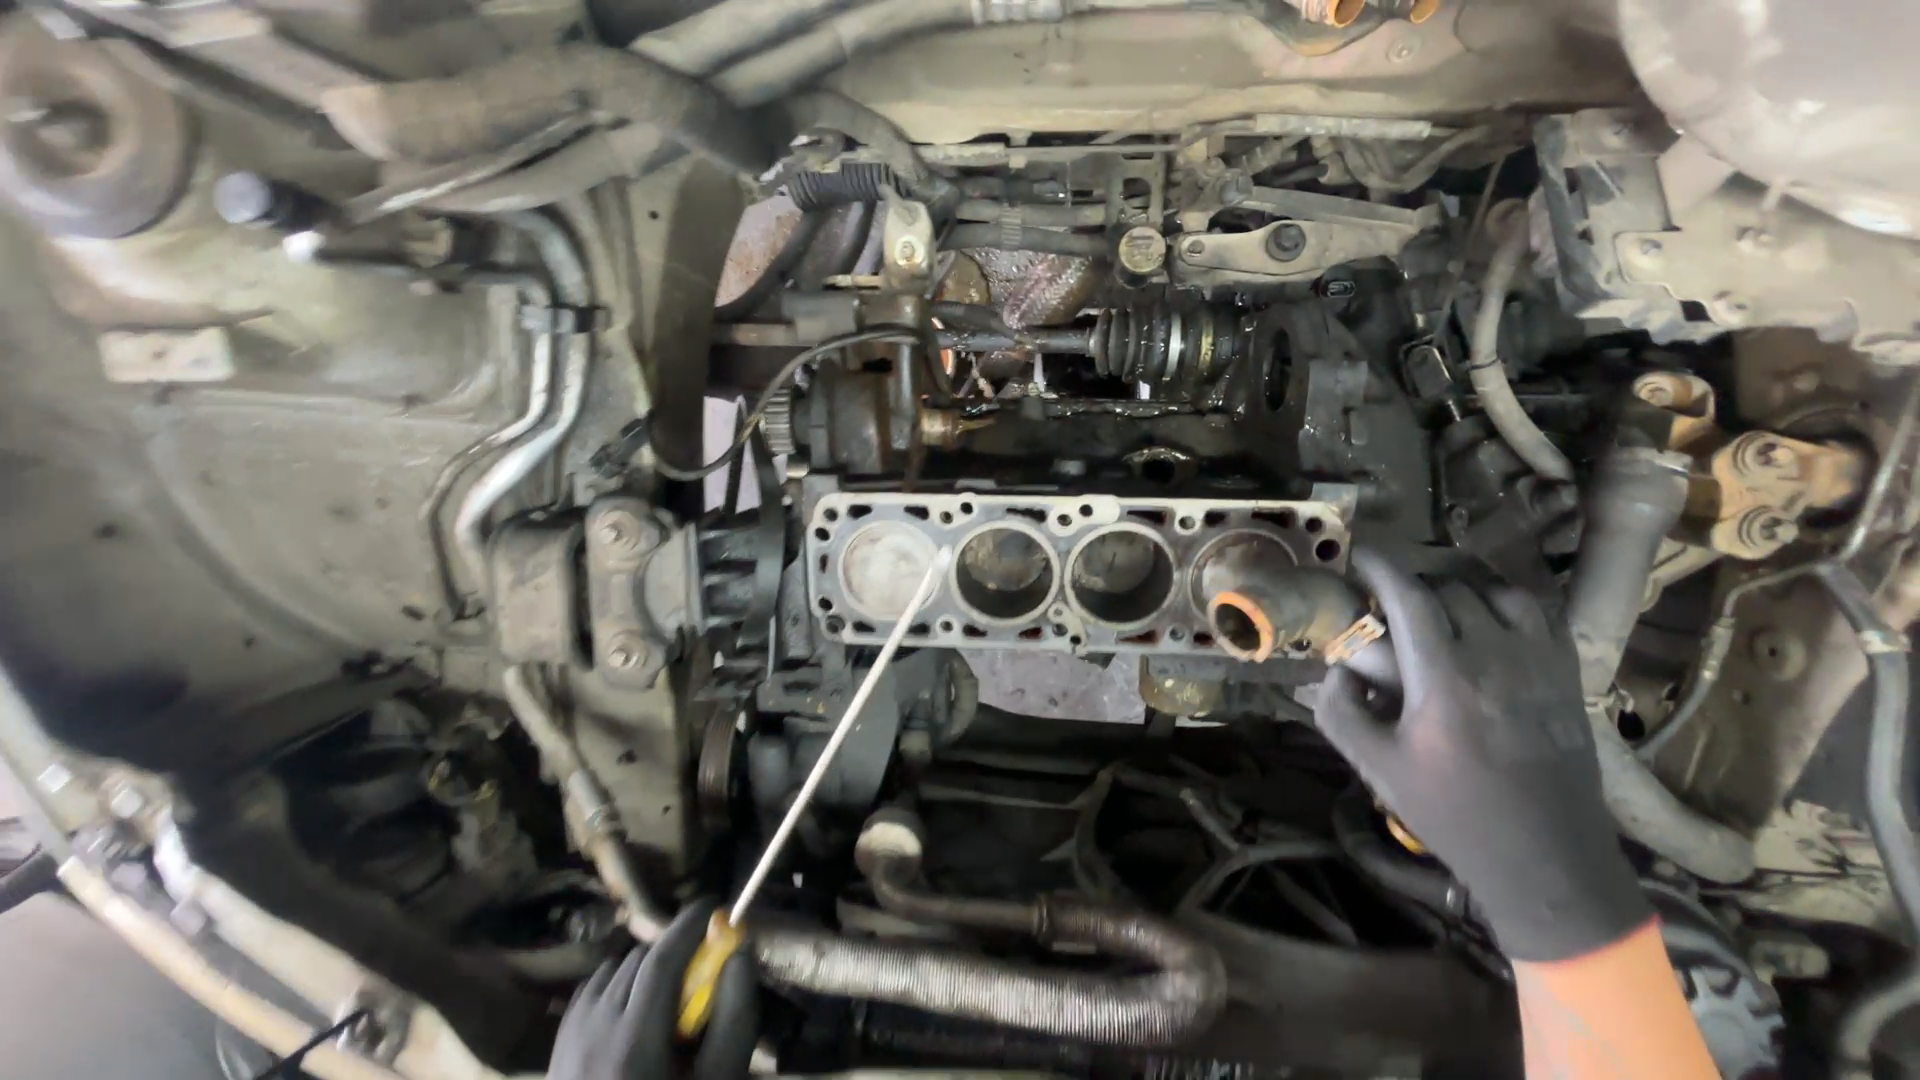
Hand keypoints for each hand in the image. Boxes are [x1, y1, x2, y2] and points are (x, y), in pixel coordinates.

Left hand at [549, 900, 758, 1079]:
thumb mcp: (721, 1079)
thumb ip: (736, 1014)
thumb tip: (739, 950)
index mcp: (633, 1045)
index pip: (662, 958)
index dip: (691, 924)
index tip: (717, 904)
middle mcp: (592, 1033)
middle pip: (641, 960)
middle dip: (676, 953)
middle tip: (705, 971)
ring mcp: (569, 1041)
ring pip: (615, 971)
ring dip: (649, 970)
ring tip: (671, 1003)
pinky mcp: (558, 1049)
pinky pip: (593, 990)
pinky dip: (619, 985)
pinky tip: (636, 1015)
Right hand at [1313, 549, 1649, 962]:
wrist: (1546, 856)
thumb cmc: (1452, 813)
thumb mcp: (1377, 768)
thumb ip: (1340, 712)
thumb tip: (1337, 669)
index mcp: (1444, 678)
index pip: (1411, 596)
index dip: (1381, 566)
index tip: (1359, 554)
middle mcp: (1495, 656)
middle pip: (1450, 589)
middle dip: (1412, 579)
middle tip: (1386, 592)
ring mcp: (1539, 663)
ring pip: (1498, 592)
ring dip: (1460, 585)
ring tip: (1436, 598)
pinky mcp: (1567, 676)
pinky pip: (1538, 614)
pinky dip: (1505, 601)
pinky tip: (1488, 617)